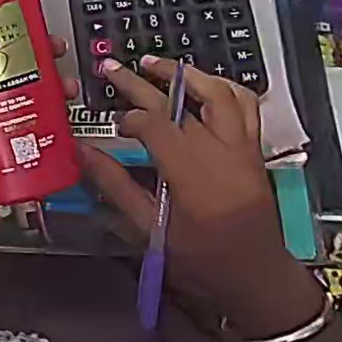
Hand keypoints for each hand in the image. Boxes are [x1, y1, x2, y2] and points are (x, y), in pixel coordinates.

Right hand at [76, 55, 324, 335]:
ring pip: (217, 93)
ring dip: (183, 73)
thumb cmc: (201, 261)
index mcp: (193, 176)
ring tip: (153, 63)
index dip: (130, 119)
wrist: (257, 278)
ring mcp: (243, 148)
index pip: (157, 126)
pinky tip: (201, 82)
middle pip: (179, 103)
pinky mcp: (254, 149)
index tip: (114, 126)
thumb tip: (83, 153)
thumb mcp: (150, 230)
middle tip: (112, 68)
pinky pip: (245, 105)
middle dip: (140, 83)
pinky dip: (222, 87)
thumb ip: (116, 186)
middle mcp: (221, 154)